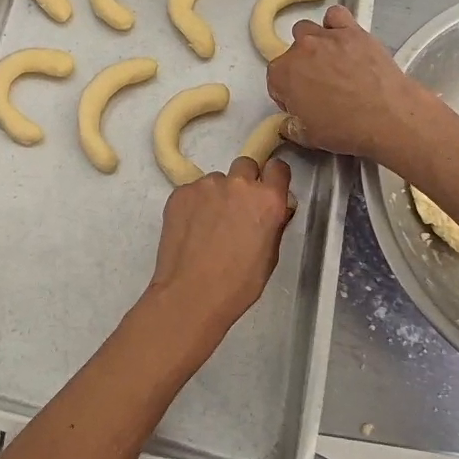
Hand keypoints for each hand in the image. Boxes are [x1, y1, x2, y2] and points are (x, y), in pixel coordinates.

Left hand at [145, 157, 294, 334]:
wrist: (192, 293)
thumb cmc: (238, 283)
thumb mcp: (270, 254)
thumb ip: (273, 223)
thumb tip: (273, 210)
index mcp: (267, 199)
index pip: (278, 168)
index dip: (273, 178)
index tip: (268, 189)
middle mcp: (238, 184)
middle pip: (245, 165)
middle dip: (244, 182)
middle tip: (236, 208)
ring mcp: (206, 185)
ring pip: (216, 180)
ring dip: (216, 194)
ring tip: (208, 225)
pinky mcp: (180, 192)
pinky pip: (193, 190)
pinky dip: (194, 204)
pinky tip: (191, 229)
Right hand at [266, 5, 433, 162]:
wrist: (387, 117)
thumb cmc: (346, 129)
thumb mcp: (309, 138)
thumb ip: (292, 127)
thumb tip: (289, 124)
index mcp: (282, 75)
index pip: (275, 79)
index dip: (287, 93)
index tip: (300, 103)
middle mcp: (300, 50)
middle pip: (292, 53)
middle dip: (301, 67)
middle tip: (319, 85)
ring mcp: (327, 37)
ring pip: (308, 30)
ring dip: (314, 43)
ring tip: (331, 61)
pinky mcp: (352, 30)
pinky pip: (336, 15)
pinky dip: (336, 24)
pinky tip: (345, 40)